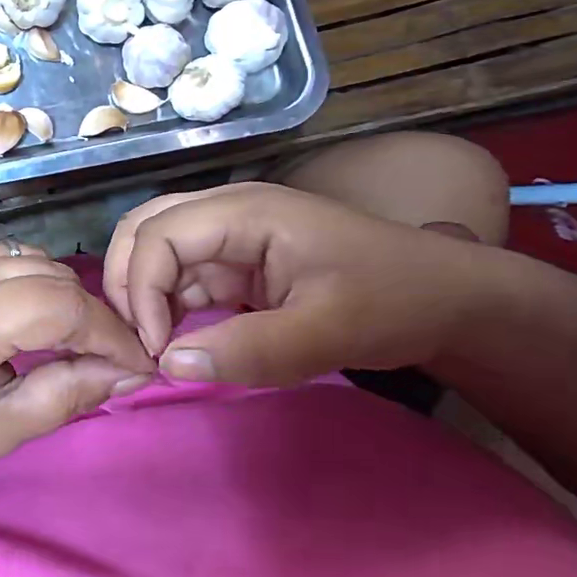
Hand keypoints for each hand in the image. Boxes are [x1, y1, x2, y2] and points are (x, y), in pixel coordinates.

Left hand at [0, 242, 154, 482]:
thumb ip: (67, 394)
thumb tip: (128, 373)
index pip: (64, 304)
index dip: (111, 335)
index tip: (139, 368)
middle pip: (54, 275)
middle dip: (92, 317)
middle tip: (110, 361)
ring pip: (34, 259)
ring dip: (64, 296)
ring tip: (76, 342)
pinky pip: (6, 256)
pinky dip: (33, 280)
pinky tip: (32, 317)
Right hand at [101, 183, 505, 384]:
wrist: (450, 300)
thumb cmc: (394, 302)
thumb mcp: (328, 331)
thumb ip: (249, 350)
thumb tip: (168, 365)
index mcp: (242, 210)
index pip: (158, 235)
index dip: (141, 288)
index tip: (156, 350)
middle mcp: (224, 211)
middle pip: (142, 228)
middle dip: (127, 280)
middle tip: (138, 339)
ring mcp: (227, 233)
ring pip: (153, 248)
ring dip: (141, 292)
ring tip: (151, 342)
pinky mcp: (233, 259)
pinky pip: (180, 272)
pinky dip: (165, 303)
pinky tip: (173, 337)